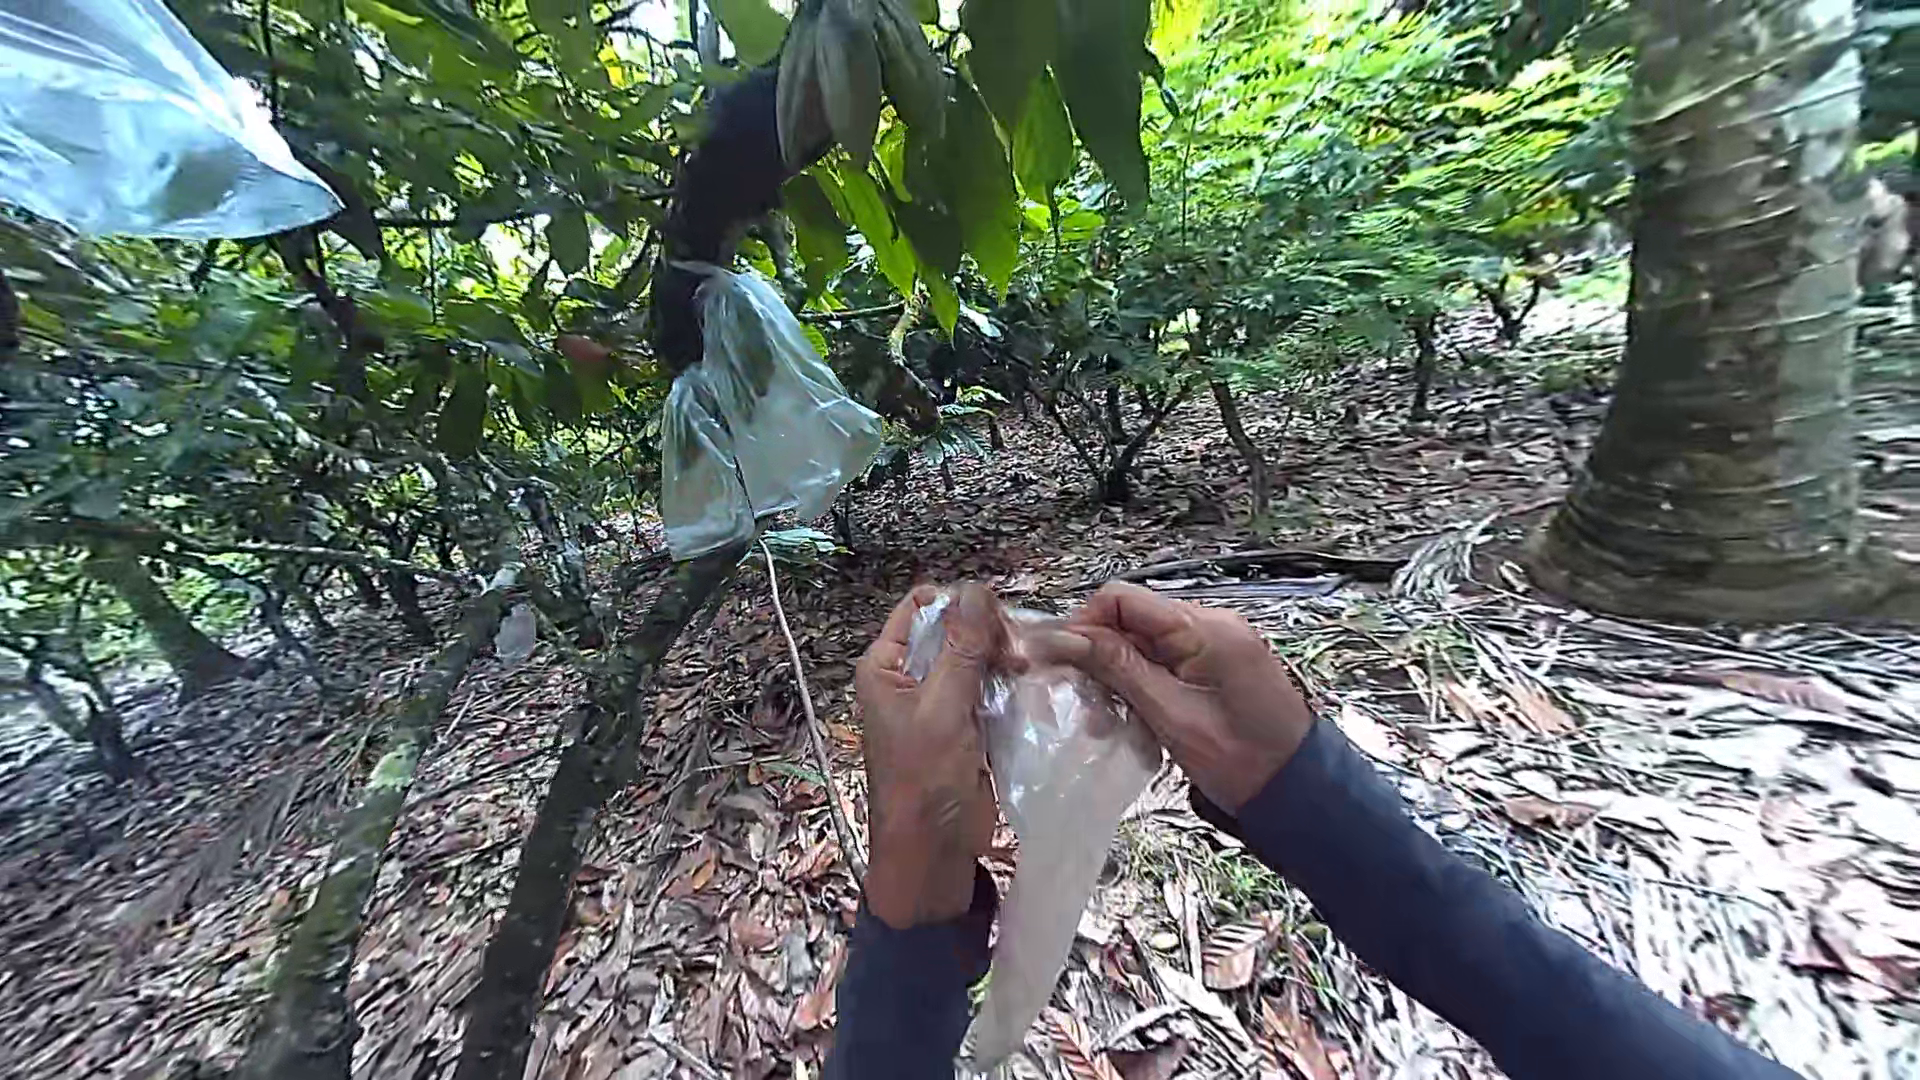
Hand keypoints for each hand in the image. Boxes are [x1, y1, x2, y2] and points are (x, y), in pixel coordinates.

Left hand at [853, 584, 1009, 927]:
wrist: (933, 854)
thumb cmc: (924, 779)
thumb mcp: (942, 708)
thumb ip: (961, 648)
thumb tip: (976, 590)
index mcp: (885, 665)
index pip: (920, 607)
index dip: (956, 604)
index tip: (992, 620)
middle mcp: (909, 674)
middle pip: (952, 627)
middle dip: (984, 632)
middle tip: (1014, 651)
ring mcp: (938, 695)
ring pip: (973, 653)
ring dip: (999, 655)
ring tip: (1023, 667)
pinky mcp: (963, 716)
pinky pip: (985, 681)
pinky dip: (1004, 678)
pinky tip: (1024, 680)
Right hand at [1035, 582, 1311, 811]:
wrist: (1305, 798)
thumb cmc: (1241, 761)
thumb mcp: (1171, 715)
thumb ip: (1118, 668)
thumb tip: (1063, 637)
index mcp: (1203, 628)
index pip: (1121, 598)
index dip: (1083, 624)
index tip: (1061, 662)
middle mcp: (1209, 622)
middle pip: (1130, 618)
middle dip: (1099, 654)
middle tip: (1082, 699)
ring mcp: (1214, 641)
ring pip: (1142, 641)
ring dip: (1117, 675)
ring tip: (1105, 719)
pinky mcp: (1215, 662)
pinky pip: (1162, 659)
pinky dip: (1140, 683)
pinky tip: (1133, 717)